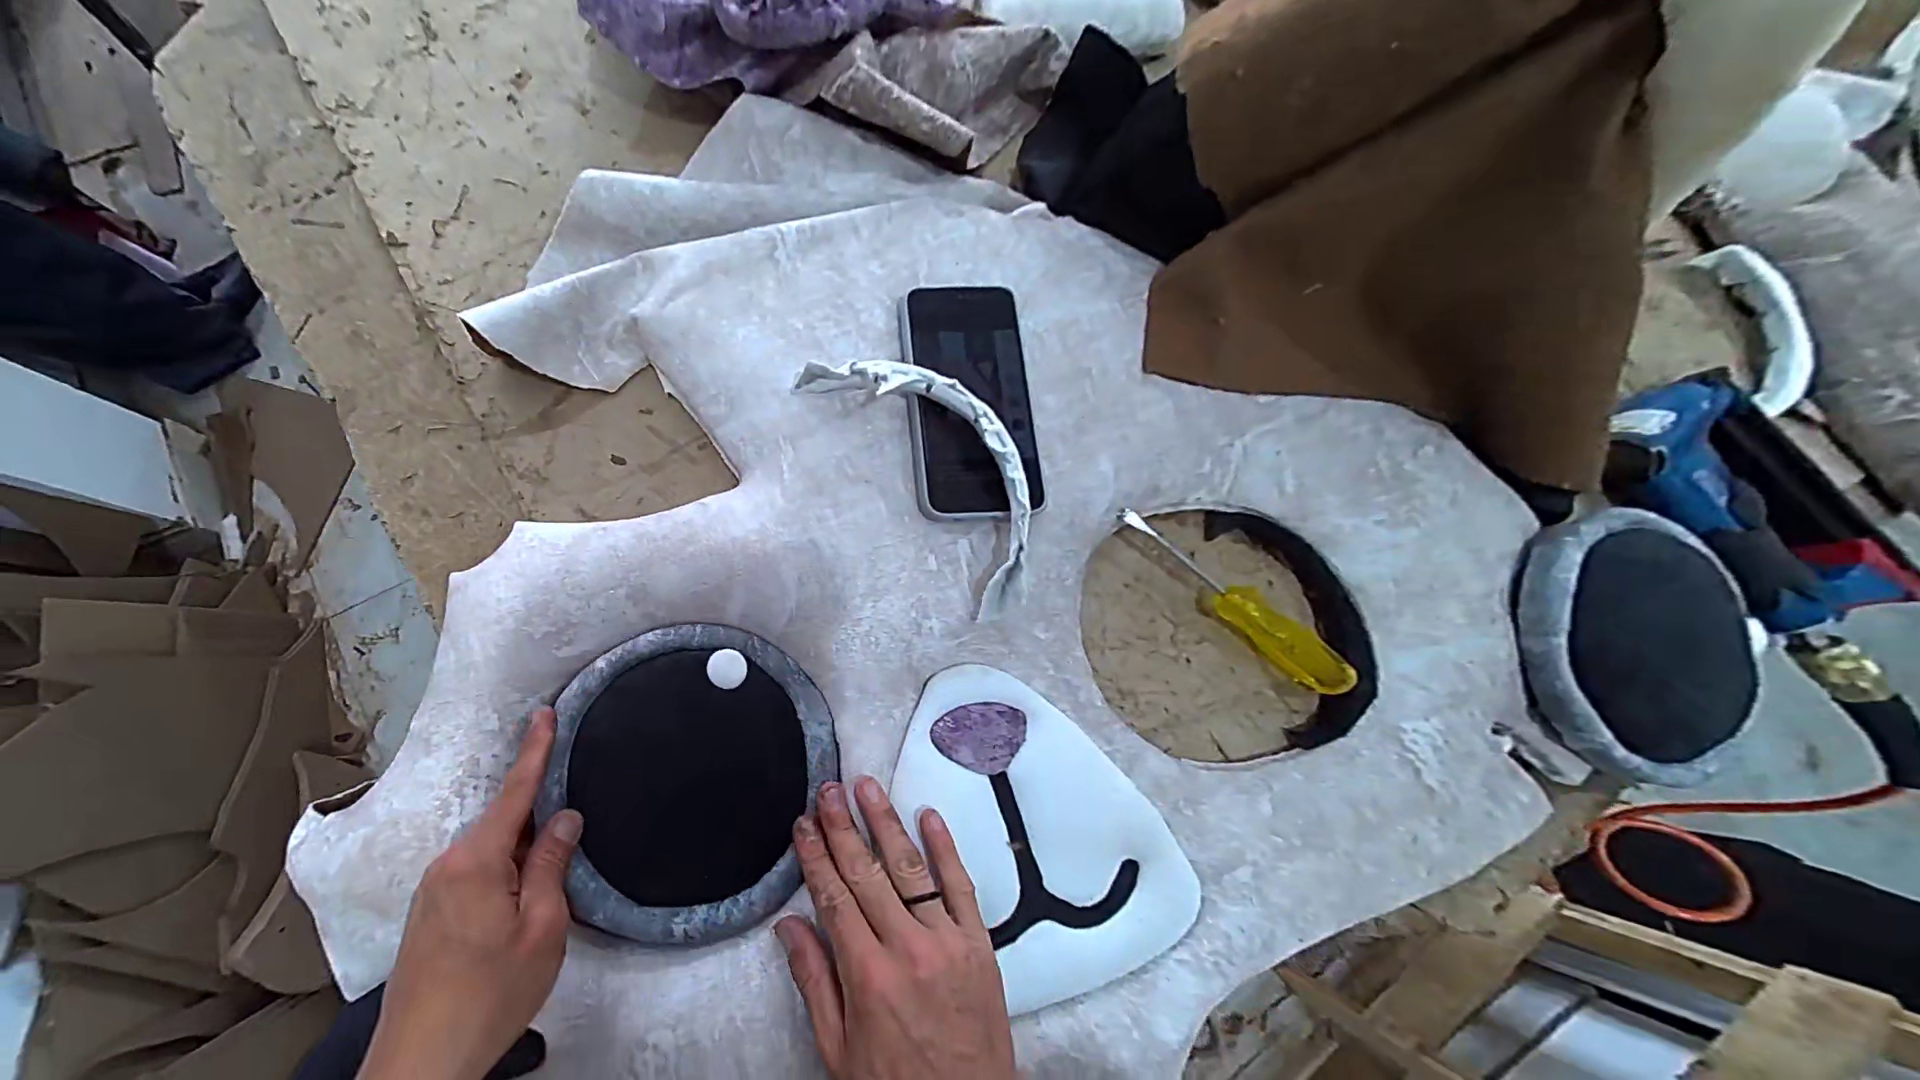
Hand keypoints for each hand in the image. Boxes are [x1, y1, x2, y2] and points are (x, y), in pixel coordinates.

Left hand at [359, 707, 583, 1079]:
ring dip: (525, 848)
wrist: (420, 1065)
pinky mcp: (431, 913)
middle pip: (504, 821)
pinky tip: (526, 894)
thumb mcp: (542, 926)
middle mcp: (447, 867)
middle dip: (540, 816)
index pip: (515, 792)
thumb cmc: (491, 993)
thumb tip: (565, 818)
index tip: (544, 714)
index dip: (534, 750)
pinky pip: (478, 870)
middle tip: (574, 826)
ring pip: (493, 848)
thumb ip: (552, 863)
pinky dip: (508, 867)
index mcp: (476, 863)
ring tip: (554, 871)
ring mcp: (434, 891)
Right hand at [777, 777, 1015, 1079]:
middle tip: (829, 791)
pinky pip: (959, 883)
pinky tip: (928, 816)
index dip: (815, 856)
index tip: (803, 825)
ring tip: (867, 788)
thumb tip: (790, 926)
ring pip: (909, 867)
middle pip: (866, 872)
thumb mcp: (838, 1049)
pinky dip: (944, 846)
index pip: (834, 897)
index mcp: (867, 975)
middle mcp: (906, 948)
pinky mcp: (978, 940)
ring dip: (885, 822)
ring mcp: (946, 940)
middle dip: (843, 826)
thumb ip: (814, 981)